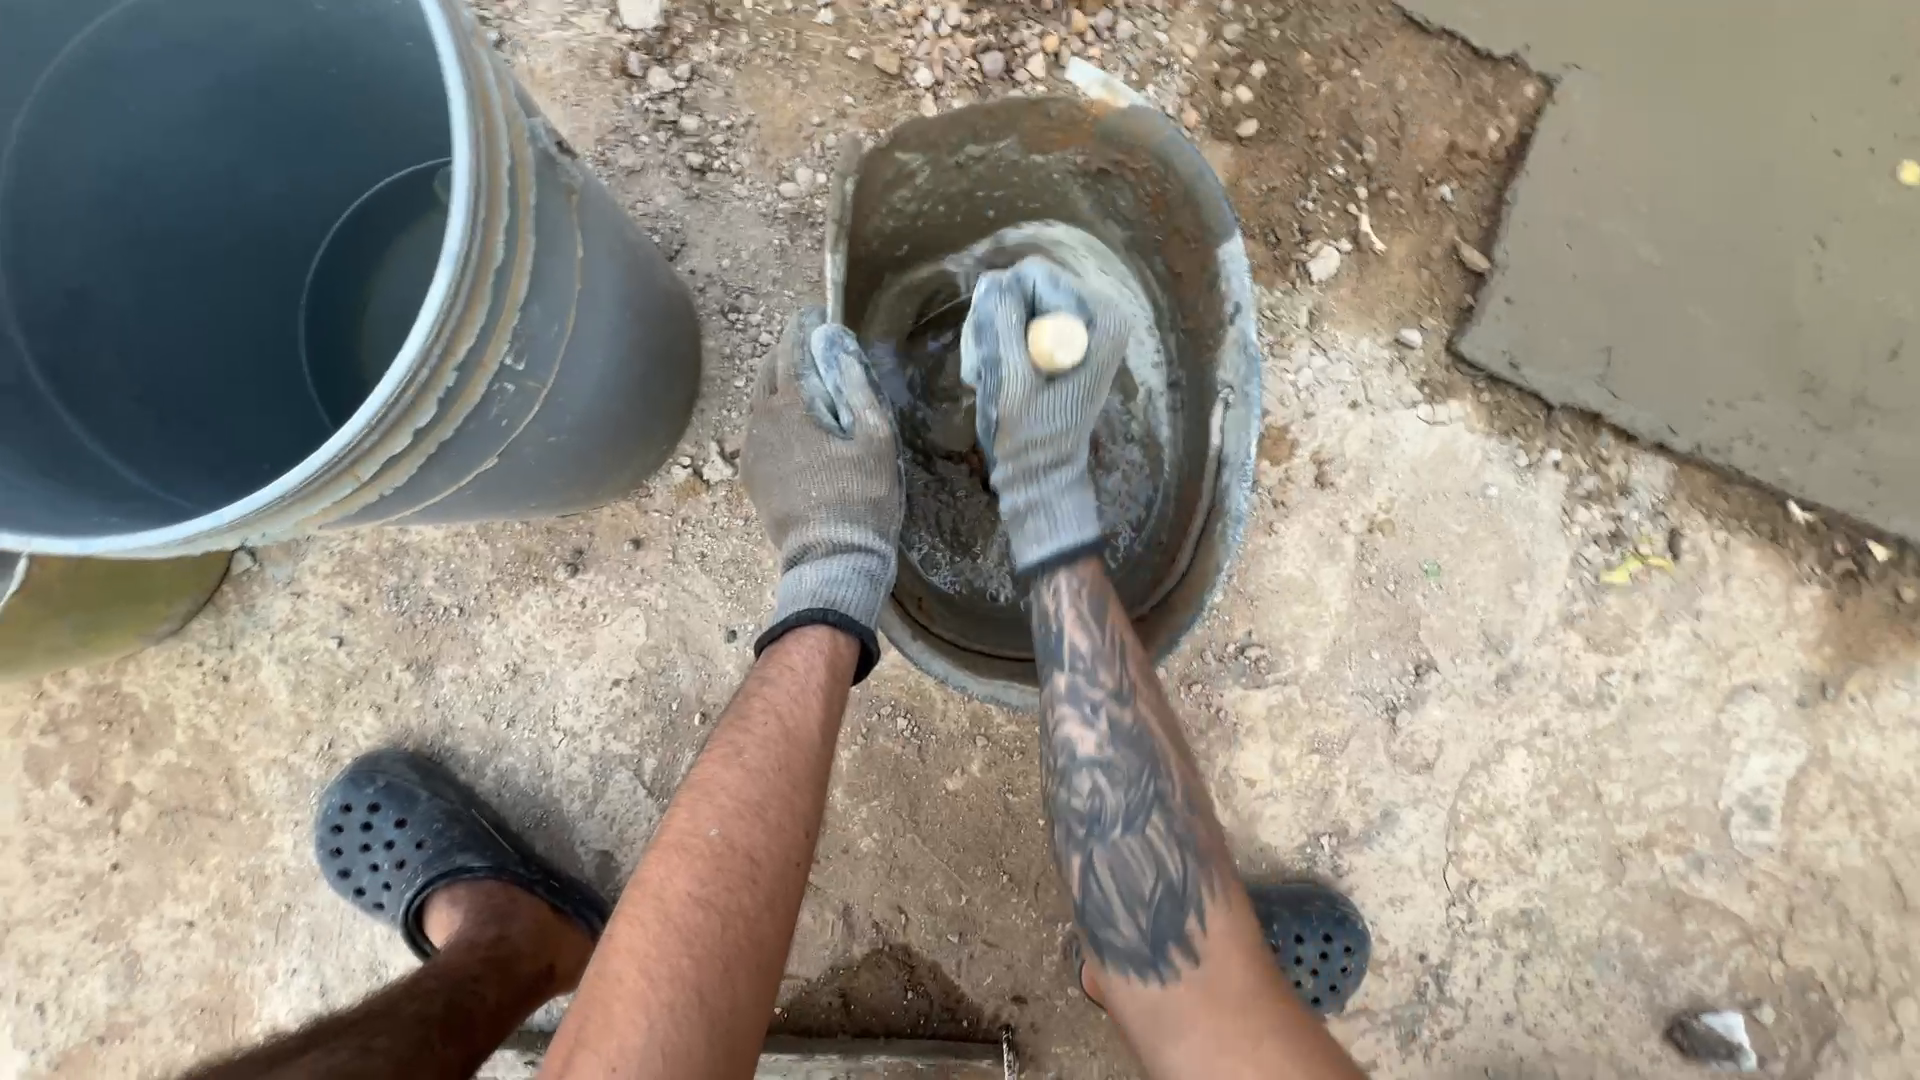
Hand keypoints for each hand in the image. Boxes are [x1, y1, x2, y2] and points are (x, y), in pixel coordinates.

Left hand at [742, 307, 903, 682]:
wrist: (830, 556)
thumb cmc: (861, 497)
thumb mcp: (875, 439)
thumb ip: (857, 388)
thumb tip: (840, 347)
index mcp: (791, 407)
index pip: (790, 351)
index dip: (802, 329)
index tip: (815, 314)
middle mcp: (761, 422)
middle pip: (766, 373)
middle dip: (784, 353)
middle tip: (806, 344)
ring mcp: (751, 450)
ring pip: (757, 403)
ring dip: (776, 385)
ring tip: (800, 382)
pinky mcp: (751, 476)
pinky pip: (757, 432)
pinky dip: (771, 416)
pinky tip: (790, 424)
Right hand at [960, 256, 1130, 574]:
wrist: (1040, 476)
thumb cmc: (1031, 438)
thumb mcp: (1014, 382)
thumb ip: (1005, 326)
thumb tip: (993, 280)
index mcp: (1101, 320)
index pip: (1037, 275)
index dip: (1004, 305)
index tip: (994, 349)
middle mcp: (1096, 316)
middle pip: (1025, 287)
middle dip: (995, 323)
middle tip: (982, 368)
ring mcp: (1077, 330)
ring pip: (1014, 305)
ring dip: (990, 339)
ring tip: (985, 378)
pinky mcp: (1060, 344)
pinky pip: (1017, 325)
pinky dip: (997, 348)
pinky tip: (993, 378)